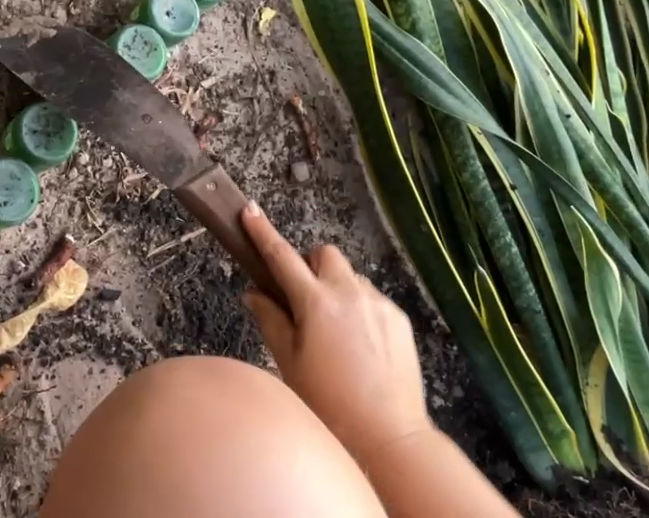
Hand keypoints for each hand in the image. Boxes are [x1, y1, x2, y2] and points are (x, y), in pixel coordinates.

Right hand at [240, 202, 431, 456]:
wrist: (388, 435)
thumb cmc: (328, 403)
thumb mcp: (288, 362)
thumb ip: (270, 320)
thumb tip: (254, 293)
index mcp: (315, 302)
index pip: (282, 256)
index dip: (263, 232)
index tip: (249, 211)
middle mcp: (348, 293)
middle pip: (324, 254)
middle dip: (310, 265)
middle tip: (304, 298)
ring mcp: (378, 303)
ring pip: (350, 275)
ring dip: (336, 287)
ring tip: (335, 330)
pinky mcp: (399, 318)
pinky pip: (372, 297)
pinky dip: (359, 307)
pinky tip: (358, 345)